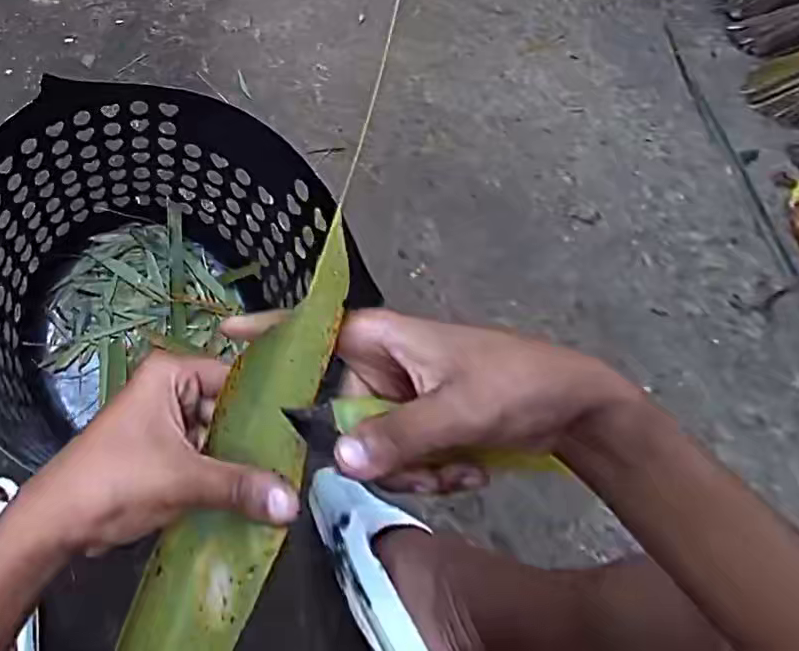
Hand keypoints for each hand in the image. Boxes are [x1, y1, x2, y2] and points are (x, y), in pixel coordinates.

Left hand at [16, 352, 297, 555]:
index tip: (302, 426)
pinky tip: (257, 498)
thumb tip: (292, 501)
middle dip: (255, 438)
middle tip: (301, 465)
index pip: (229, 376)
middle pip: (224, 408)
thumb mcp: (183, 477)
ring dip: (241, 462)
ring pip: (215, 436)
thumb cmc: (119, 476)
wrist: (65, 514)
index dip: (264, 401)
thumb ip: (238, 485)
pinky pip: (203, 458)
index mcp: (169, 374)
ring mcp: (165, 423)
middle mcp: (168, 390)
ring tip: (287, 484)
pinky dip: (223, 476)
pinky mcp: (163, 453)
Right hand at [222, 309, 642, 492]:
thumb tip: (337, 460)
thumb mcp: (457, 411)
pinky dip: (426, 471)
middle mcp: (374, 361)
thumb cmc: (513, 382)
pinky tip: (465, 468)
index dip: (264, 330)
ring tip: (455, 468)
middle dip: (371, 449)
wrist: (577, 404)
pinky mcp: (412, 417)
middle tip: (422, 470)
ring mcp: (393, 392)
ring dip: (408, 468)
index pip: (306, 326)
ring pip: (366, 441)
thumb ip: (398, 435)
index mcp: (374, 336)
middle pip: (335, 408)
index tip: (221, 335)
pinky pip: (393, 454)